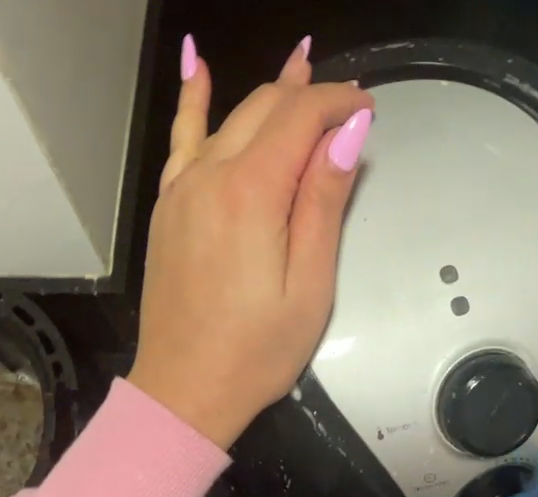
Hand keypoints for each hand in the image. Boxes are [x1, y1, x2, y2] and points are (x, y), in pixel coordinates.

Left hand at [129, 35, 374, 448]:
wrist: (184, 392)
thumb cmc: (255, 354)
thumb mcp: (309, 287)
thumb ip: (323, 204)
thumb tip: (348, 135)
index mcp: (251, 194)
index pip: (300, 118)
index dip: (338, 103)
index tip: (369, 109)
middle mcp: (209, 178)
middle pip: (265, 111)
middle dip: (310, 95)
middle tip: (348, 100)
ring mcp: (181, 192)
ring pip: (228, 120)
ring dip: (268, 94)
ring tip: (301, 63)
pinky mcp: (168, 211)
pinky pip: (182, 142)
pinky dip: (194, 103)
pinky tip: (199, 70)